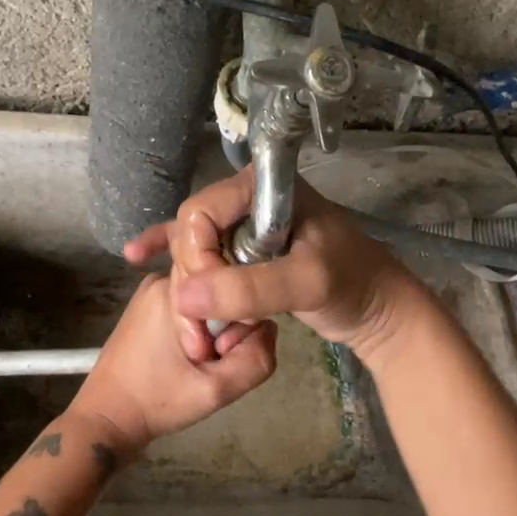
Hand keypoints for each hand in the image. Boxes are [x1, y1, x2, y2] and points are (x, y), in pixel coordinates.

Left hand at [67, 273, 277, 457]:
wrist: (105, 419)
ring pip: (208, 304)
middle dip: (224, 331)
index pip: (234, 288)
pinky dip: (195, 335)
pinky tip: (183, 362)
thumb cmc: (156, 402)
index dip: (240, 324)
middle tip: (204, 365)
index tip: (219, 355)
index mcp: (176, 290)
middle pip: (221, 294)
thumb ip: (257, 359)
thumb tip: (269, 329)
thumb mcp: (216, 390)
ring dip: (210, 335)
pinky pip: (191, 310)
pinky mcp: (147, 308)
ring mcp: (152, 292)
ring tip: (192, 367)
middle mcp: (162, 280)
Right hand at [124, 168, 435, 359]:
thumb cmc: (352, 285)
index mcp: (262, 188)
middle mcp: (248, 199)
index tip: (210, 301)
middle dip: (190, 279)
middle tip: (200, 327)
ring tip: (190, 327)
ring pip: (193, 248)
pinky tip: (136, 256)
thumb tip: (183, 296)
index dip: (195, 258)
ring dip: (186, 285)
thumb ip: (248, 288)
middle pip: (191, 233)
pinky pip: (202, 252)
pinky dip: (173, 258)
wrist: (380, 310)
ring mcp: (245, 224)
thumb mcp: (306, 284)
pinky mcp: (244, 250)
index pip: (200, 214)